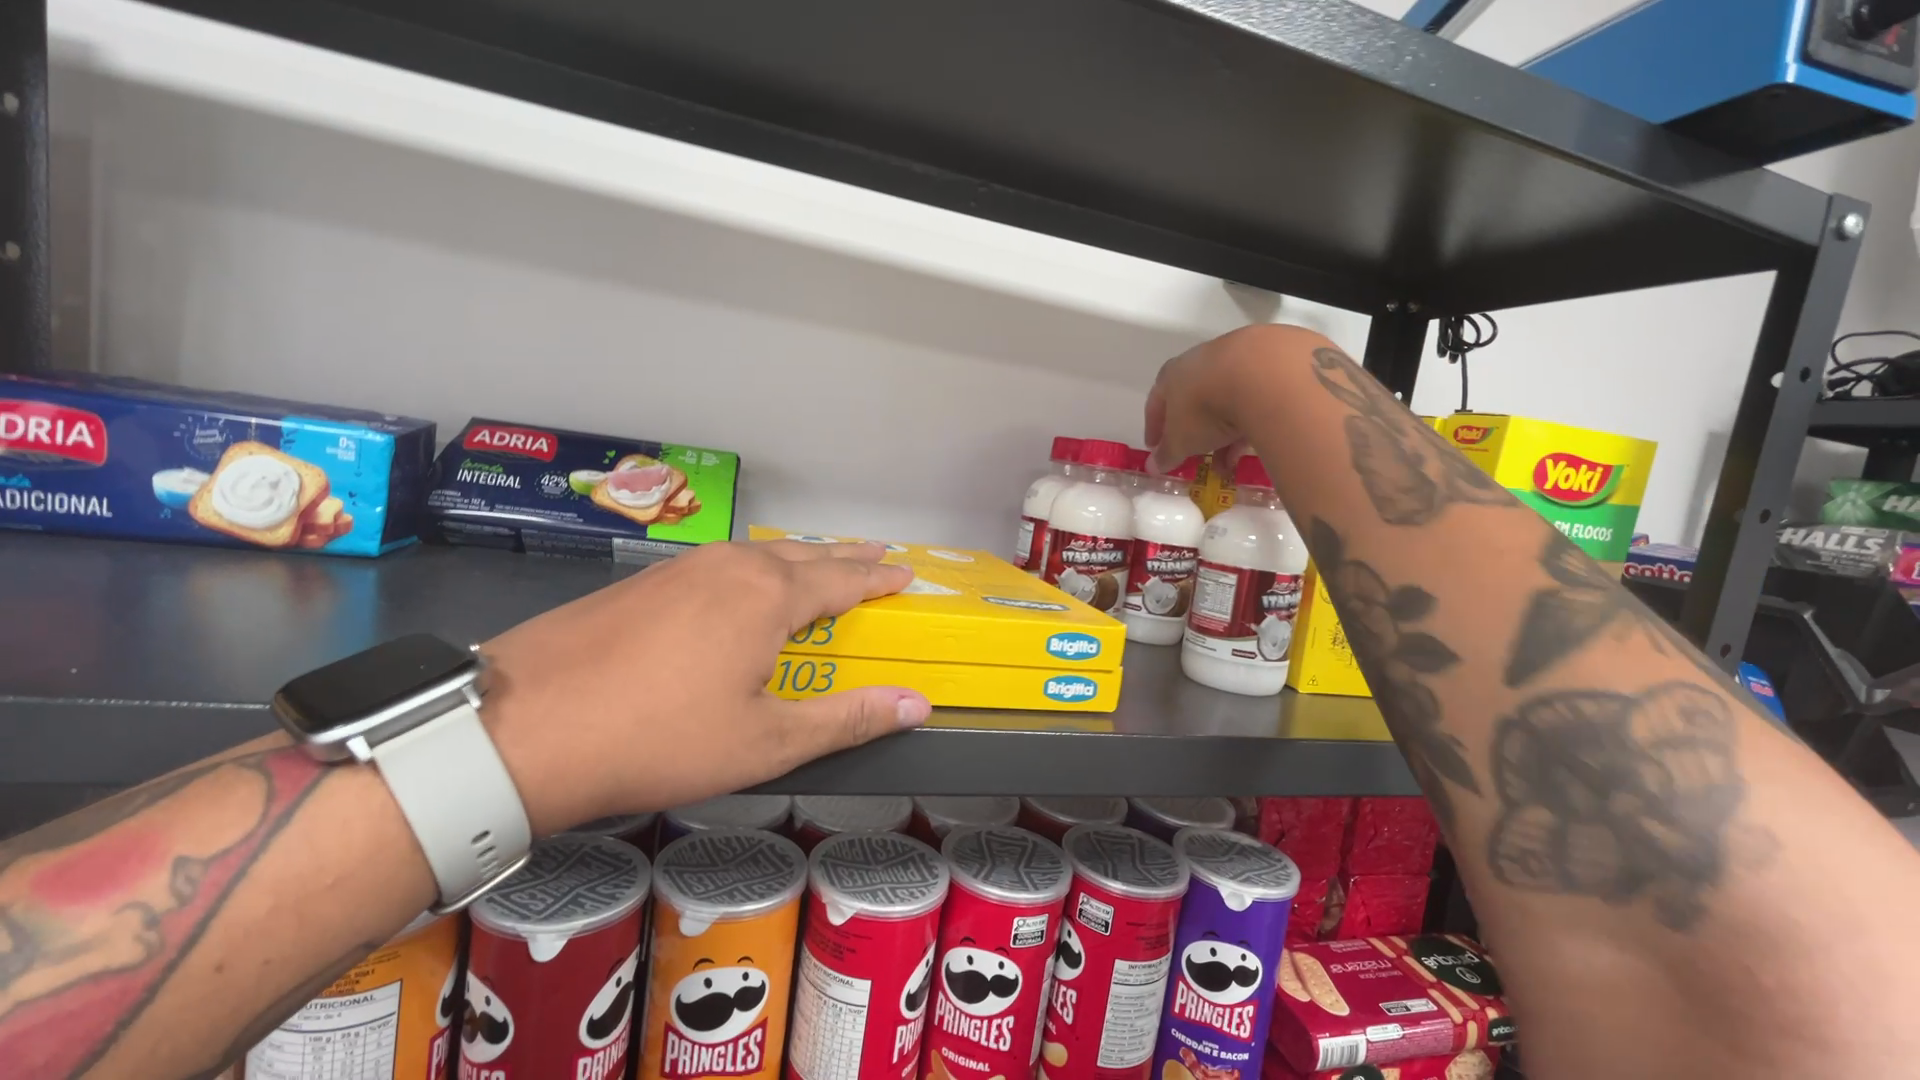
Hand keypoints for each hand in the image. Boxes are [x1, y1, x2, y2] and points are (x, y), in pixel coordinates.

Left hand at [478, 540, 929, 833]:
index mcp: (768, 595)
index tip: (908, 573)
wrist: (525, 727)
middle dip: (844, 557)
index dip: (879, 579)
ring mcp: (679, 568)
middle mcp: (729, 566)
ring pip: (757, 555)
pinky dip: (753, 570)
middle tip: (875, 557)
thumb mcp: (767, 741)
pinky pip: (719, 565)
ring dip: (797, 559)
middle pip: (803, 555)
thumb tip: (918, 704)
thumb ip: (848, 719)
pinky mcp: (642, 583)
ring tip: (818, 566)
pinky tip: (741, 587)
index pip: (843, 580)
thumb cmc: (662, 738)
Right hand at [1145, 323, 1326, 471]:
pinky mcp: (1273, 363)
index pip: (1157, 401)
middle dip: (1195, 434)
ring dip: (1225, 434)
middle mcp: (1203, 360)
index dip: (1155, 427)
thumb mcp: (1181, 440)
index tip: (1156, 448)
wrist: (1262, 376)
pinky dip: (1252, 420)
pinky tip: (1257, 441)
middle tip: (1197, 457)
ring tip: (1230, 463)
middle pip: (1195, 401)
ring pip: (1228, 401)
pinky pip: (1256, 398)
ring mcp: (1239, 358)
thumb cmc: (1206, 408)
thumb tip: (1153, 467)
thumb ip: (1167, 454)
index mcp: (1173, 374)